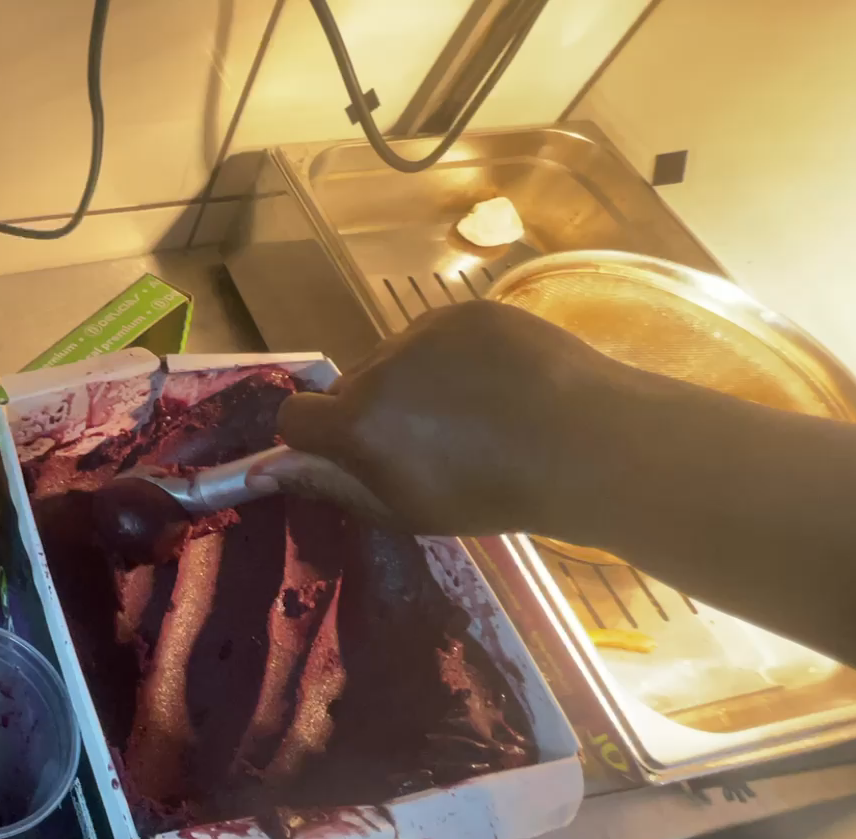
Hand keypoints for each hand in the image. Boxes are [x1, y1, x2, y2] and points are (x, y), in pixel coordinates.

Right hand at [252, 300, 636, 537]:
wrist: (595, 448)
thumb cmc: (489, 495)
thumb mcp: (399, 509)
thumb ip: (327, 484)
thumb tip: (261, 474)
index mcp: (357, 424)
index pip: (293, 416)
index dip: (312, 437)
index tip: (346, 453)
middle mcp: (377, 369)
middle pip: (345, 389)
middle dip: (365, 411)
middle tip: (420, 440)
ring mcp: (423, 333)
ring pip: (386, 360)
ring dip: (402, 383)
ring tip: (463, 410)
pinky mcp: (466, 311)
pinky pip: (429, 336)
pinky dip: (443, 358)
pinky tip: (487, 383)